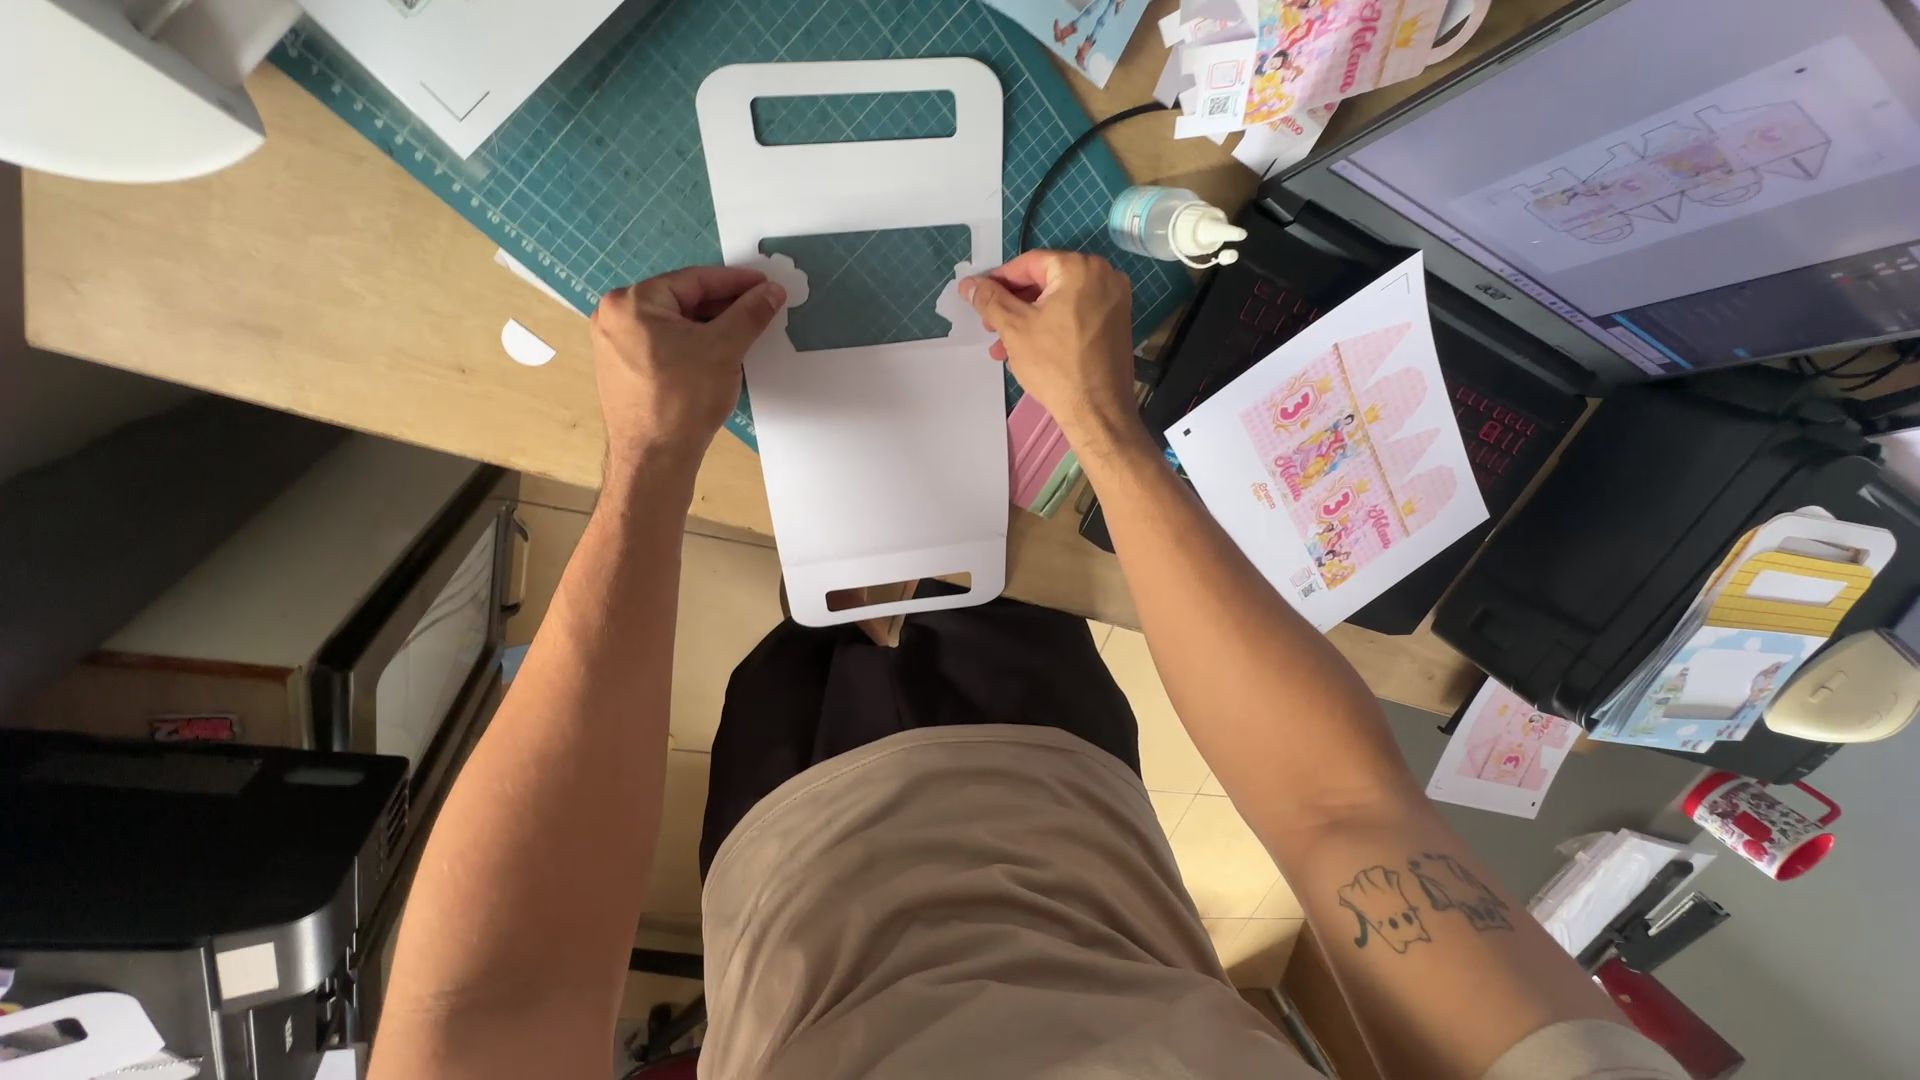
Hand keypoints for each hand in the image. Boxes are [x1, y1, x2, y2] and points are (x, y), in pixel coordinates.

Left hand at [591, 266, 785, 477]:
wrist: (655, 458)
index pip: (693, 280)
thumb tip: (772, 290)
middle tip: (759, 310)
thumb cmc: (684, 400)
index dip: (735, 282)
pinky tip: (717, 355)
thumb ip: (749, 314)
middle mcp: (613, 316)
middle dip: (723, 306)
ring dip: (710, 326)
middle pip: (681, 300)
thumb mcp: (724, 349)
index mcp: (630, 302)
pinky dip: (692, 344)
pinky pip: (663, 344)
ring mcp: (613, 344)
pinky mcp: (621, 369)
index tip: (765, 285)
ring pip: (673, 324)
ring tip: (744, 333)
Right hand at [960, 251, 1141, 450]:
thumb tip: (969, 283)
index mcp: (1079, 268)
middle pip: (1045, 282)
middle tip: (989, 326)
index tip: (978, 296)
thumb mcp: (1014, 328)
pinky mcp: (1117, 324)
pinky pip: (1076, 315)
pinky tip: (1030, 349)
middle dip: (1013, 304)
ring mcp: (1114, 300)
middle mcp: (1104, 276)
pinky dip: (1052, 326)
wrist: (1096, 410)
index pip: (1029, 263)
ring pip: (1059, 301)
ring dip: (1028, 320)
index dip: (998, 280)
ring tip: (1003, 346)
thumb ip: (989, 300)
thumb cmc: (1054, 365)